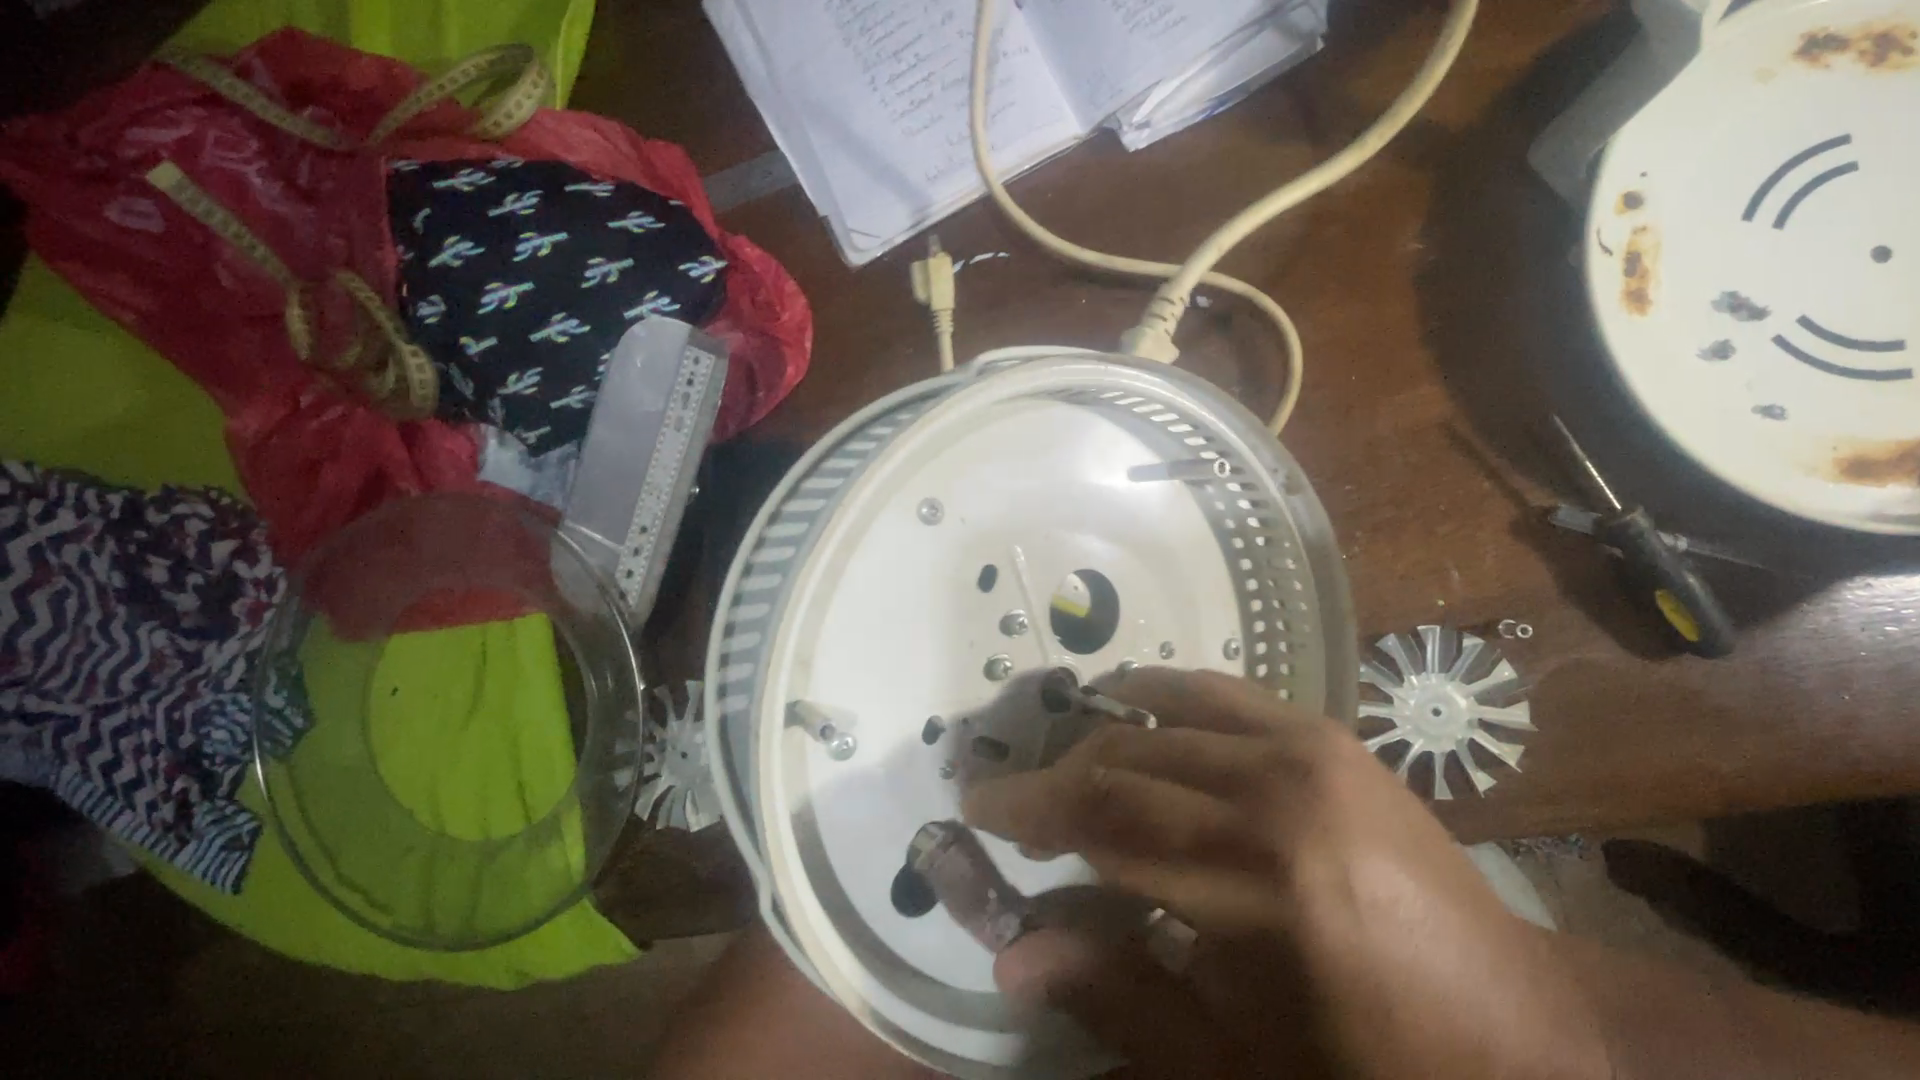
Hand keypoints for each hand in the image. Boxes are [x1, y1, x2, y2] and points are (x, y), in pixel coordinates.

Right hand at [962, 667, 1612, 1078]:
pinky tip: (1132, 708)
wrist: (1521, 1030)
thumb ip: (1117, 994)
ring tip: (1064, 769)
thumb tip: (1010, 951)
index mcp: (1257, 878)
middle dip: (1056, 780)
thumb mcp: (1233, 1063)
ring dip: (1101, 740)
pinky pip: (1224, 692)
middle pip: (1126, 759)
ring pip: (1164, 717)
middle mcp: (1280, 788)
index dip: (1028, 808)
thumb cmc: (1369, 1066)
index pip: (1103, 817)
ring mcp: (1313, 748)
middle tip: (1015, 806)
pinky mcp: (1333, 737)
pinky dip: (1163, 696)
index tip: (975, 806)